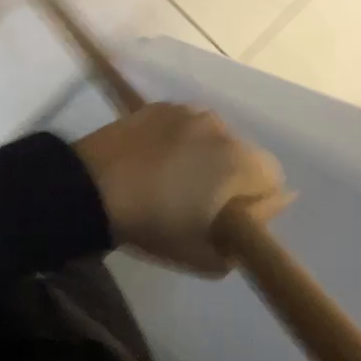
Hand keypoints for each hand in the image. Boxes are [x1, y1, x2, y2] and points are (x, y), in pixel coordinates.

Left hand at [71, 103, 287, 277]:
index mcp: (238, 160)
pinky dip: (178, 141)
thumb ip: (250, 237)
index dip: (255, 204)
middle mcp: (218, 126)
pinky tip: (153, 160)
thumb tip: (269, 208)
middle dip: (230, 177)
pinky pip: (183, 126)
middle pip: (242, 154)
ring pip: (212, 138)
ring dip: (204, 156)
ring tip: (171, 179)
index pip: (272, 180)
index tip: (225, 219)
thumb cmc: (152, 223)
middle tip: (197, 202)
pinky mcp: (154, 106)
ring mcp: (184, 111)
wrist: (88, 187)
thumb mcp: (207, 255)